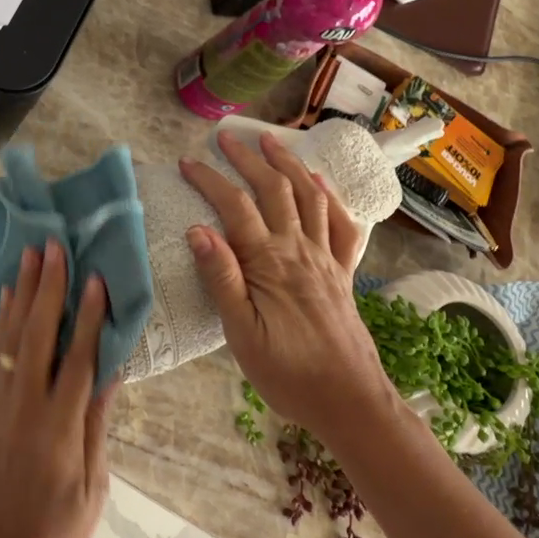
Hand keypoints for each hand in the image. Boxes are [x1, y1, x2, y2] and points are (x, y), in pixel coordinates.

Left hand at [0, 239, 119, 537]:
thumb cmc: (58, 525)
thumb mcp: (92, 484)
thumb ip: (97, 423)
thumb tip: (111, 369)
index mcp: (59, 428)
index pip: (78, 360)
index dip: (89, 317)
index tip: (96, 278)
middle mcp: (25, 407)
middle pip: (38, 335)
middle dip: (49, 288)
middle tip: (54, 247)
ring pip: (11, 337)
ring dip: (22, 293)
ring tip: (29, 255)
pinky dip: (1, 322)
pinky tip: (8, 297)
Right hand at [179, 130, 396, 440]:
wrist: (351, 401)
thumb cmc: (287, 372)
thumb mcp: (241, 334)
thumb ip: (221, 279)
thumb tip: (197, 230)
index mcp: (268, 262)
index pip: (234, 206)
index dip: (210, 179)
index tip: (188, 162)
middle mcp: (298, 249)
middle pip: (273, 189)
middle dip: (248, 158)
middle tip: (226, 136)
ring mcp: (325, 258)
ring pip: (308, 196)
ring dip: (288, 164)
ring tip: (271, 141)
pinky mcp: (343, 272)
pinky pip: (341, 225)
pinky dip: (330, 197)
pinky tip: (321, 182)